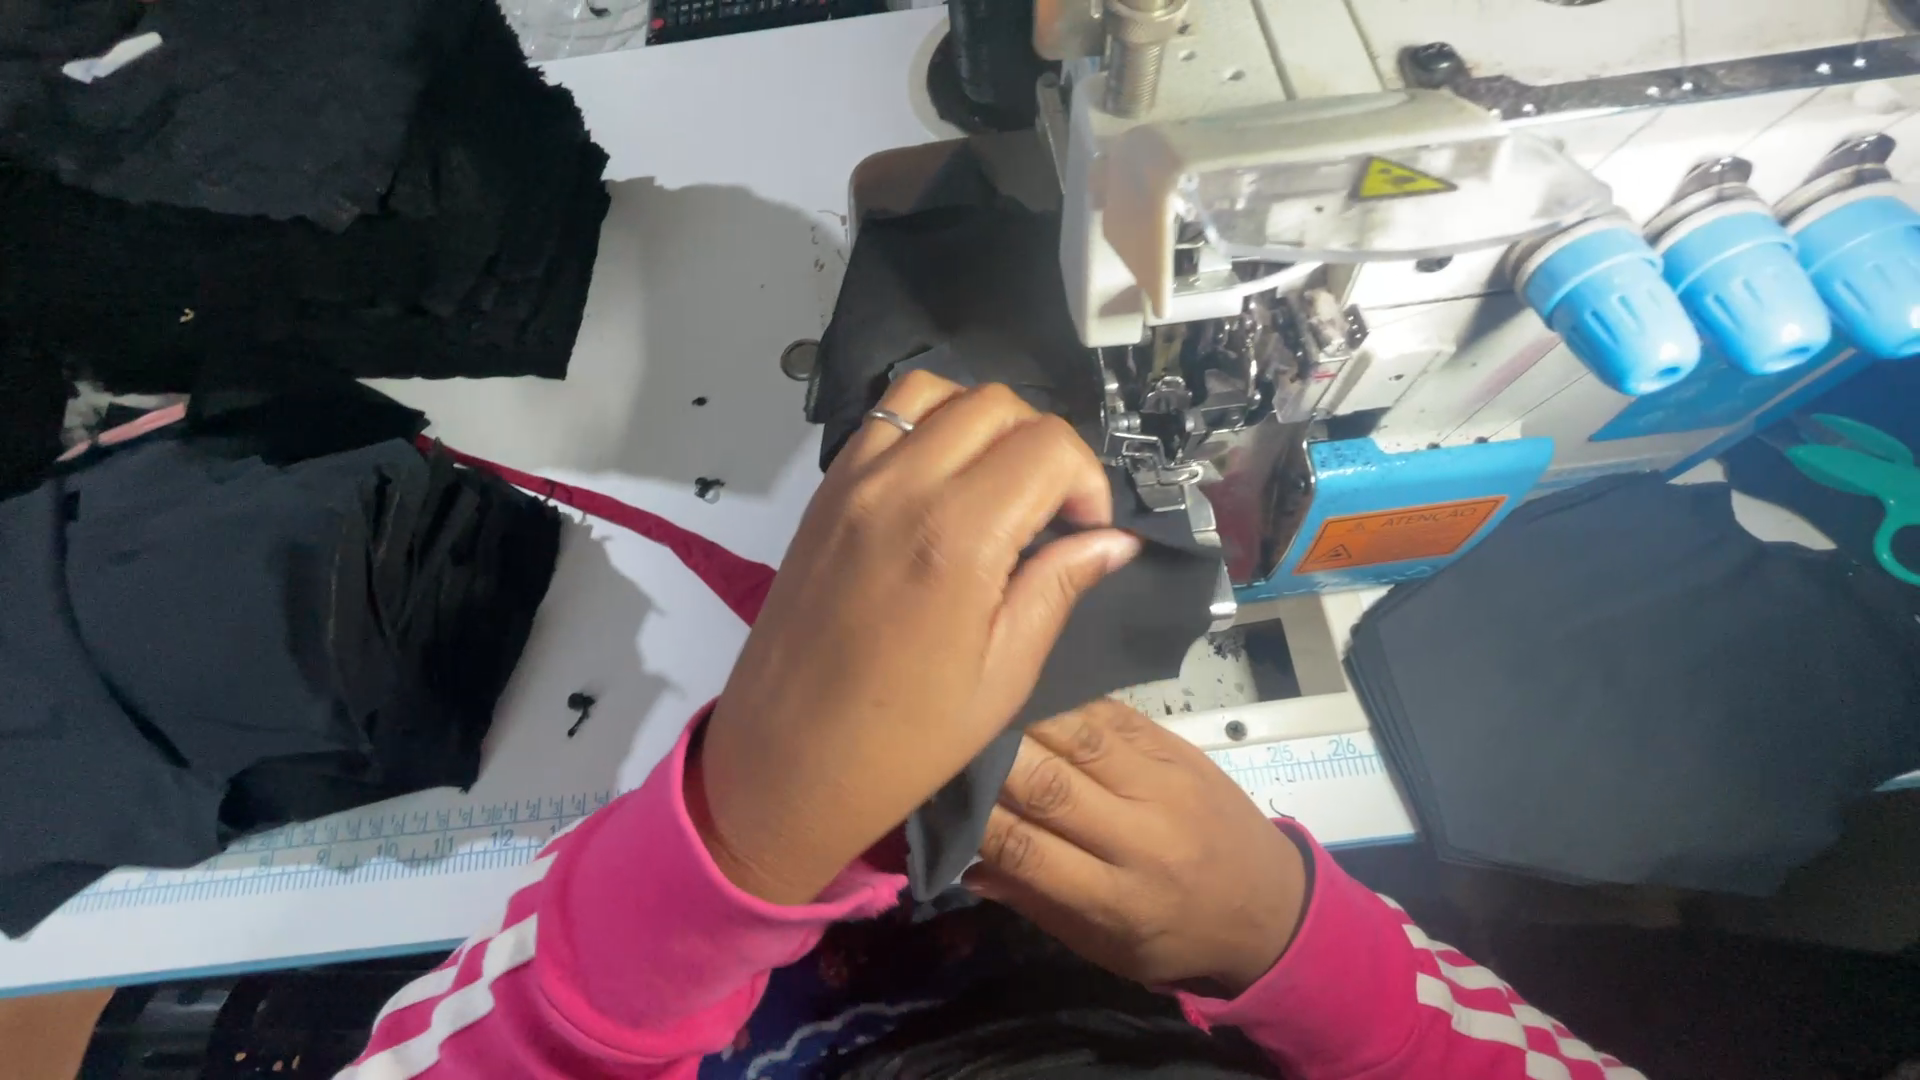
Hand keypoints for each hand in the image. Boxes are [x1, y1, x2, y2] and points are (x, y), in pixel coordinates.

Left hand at [689, 373, 1142, 905]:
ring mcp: (852, 481)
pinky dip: (929, 425)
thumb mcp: (1003, 676)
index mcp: (955, 538)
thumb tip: (1113, 539)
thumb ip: (1058, 587)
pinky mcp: (824, 491)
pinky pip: (885, 418)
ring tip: (996, 486)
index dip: (1087, 481)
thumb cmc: (902, 740)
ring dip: (985, 423)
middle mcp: (900, 487)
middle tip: (1048, 512)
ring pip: (938, 392)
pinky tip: (942, 482)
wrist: (785, 761)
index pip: (1048, 446)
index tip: (1084, 530)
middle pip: (998, 404)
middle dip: (1044, 446)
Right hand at [967, 699, 1308, 995]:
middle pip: (1050, 784)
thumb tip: (964, 859)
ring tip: (984, 699)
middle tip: (950, 733)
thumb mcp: (1106, 947)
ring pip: (1079, 734)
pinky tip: (1034, 685)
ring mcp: (1162, 783)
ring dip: (1024, 714)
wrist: (1273, 905)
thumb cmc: (1177, 936)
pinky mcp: (1175, 747)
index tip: (938, 792)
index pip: (1027, 848)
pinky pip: (1111, 711)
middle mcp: (1140, 836)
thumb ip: (1034, 902)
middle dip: (993, 757)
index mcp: (1118, 899)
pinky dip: (1066, 697)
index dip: (975, 818)